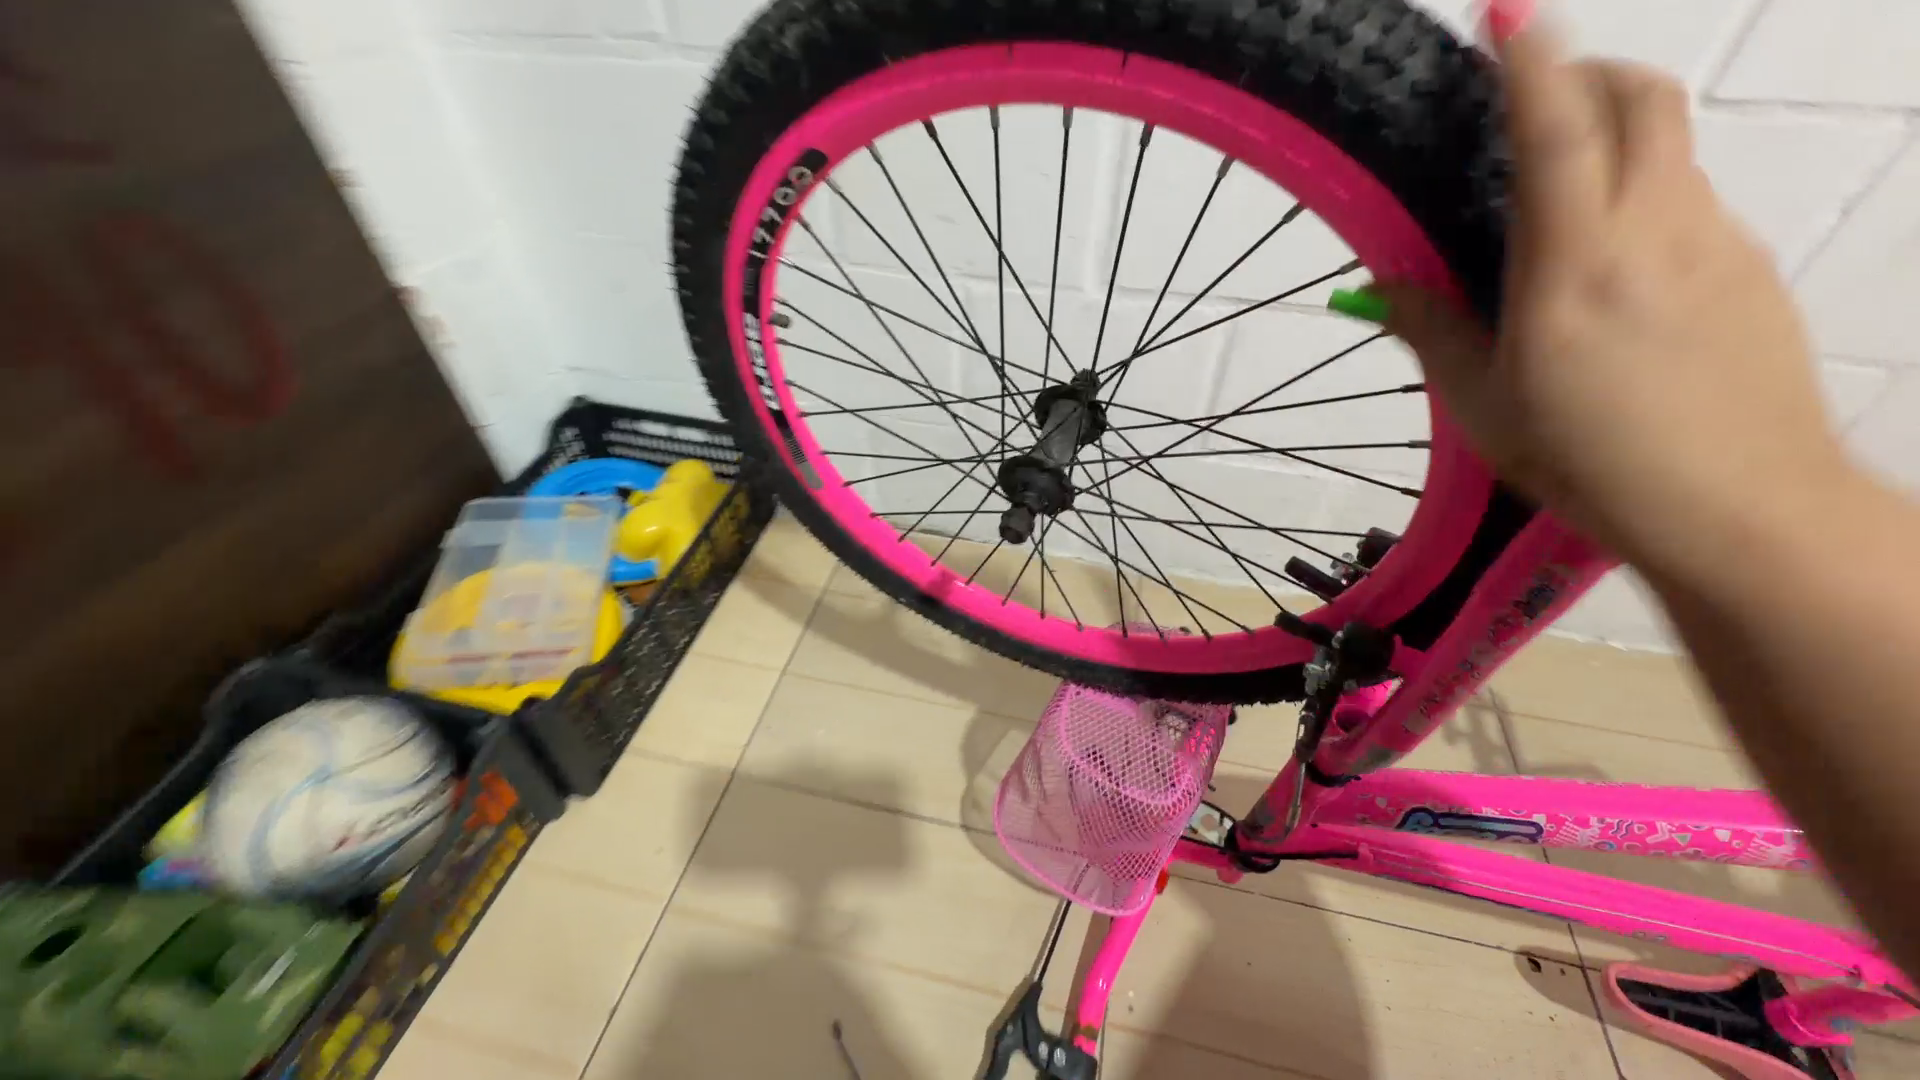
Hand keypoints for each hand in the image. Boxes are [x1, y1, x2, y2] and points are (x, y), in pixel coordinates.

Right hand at [1378, 8, 1844, 568]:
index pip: (1557, 131)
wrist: (1741, 506)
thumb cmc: (1588, 460)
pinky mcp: (1751, 269)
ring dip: (1617, 143)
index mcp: (1574, 264)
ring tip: (1561, 216)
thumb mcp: (1483, 406)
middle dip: (1590, 72)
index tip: (1506, 12)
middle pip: (1643, 99)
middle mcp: (1656, 230)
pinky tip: (1616, 279)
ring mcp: (1718, 242)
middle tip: (1537, 100)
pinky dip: (1646, 202)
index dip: (1530, 62)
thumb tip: (1386, 283)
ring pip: (1671, 151)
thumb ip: (1434, 331)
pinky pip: (1692, 204)